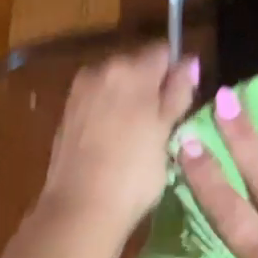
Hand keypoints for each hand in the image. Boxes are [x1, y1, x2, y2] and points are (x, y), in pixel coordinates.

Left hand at [41, 43, 198, 235]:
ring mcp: (80, 91)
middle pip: (137, 65)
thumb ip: (178, 92)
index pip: (162, 51)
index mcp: (131, 68)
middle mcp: (101, 69)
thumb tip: (190, 62)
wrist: (82, 206)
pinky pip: (98, 102)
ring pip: (116, 84)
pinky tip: (117, 142)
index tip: (184, 101)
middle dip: (152, 85)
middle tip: (166, 122)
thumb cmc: (134, 171)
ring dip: (130, 100)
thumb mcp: (166, 131)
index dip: (177, 72)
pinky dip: (111, 113)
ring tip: (141, 136)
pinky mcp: (67, 113)